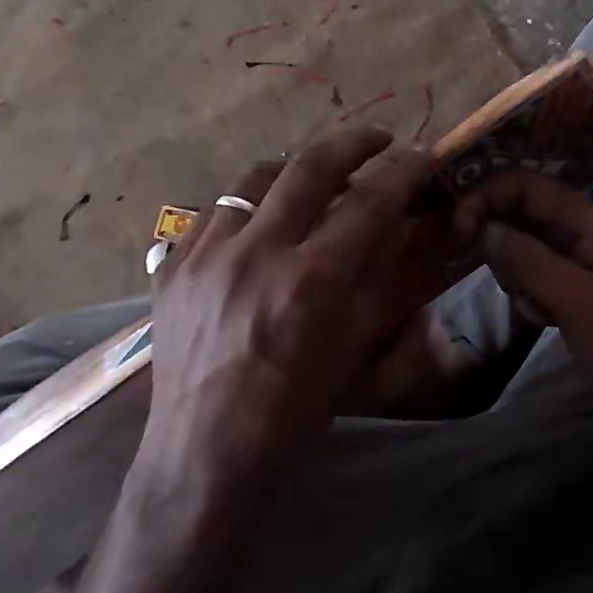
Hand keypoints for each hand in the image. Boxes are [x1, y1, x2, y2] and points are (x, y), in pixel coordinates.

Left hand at [144, 127, 437, 489]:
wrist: (202, 454)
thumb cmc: (290, 415)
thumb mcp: (352, 350)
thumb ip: (378, 278)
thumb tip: (400, 225)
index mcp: (309, 285)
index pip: (368, 202)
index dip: (402, 171)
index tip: (420, 155)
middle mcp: (254, 255)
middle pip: (309, 166)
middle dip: (352, 142)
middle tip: (376, 139)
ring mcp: (204, 255)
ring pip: (255, 179)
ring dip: (295, 170)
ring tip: (315, 178)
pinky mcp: (171, 264)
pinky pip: (216, 213)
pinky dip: (248, 208)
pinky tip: (260, 223)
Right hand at [455, 169, 592, 406]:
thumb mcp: (578, 300)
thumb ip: (528, 260)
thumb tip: (482, 227)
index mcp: (585, 219)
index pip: (524, 183)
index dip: (486, 194)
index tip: (458, 225)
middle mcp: (574, 228)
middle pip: (514, 210)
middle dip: (497, 240)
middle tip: (503, 277)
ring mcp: (570, 253)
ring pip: (515, 243)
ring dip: (512, 272)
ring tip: (537, 306)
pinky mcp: (565, 279)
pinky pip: (526, 270)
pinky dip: (524, 291)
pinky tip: (544, 317)